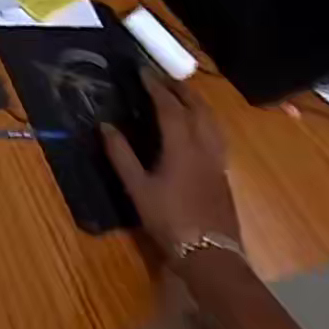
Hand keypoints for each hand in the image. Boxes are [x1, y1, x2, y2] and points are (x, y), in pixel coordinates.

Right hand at [101, 75, 239, 255]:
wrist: (211, 257)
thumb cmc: (170, 220)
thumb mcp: (137, 188)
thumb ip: (121, 154)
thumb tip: (105, 125)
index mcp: (182, 147)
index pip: (170, 108)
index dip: (156, 87)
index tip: (143, 71)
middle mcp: (204, 148)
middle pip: (198, 109)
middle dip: (181, 89)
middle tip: (163, 77)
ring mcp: (217, 162)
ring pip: (212, 122)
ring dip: (197, 103)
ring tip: (182, 95)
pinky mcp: (223, 174)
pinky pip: (216, 136)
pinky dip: (204, 120)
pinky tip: (196, 127)